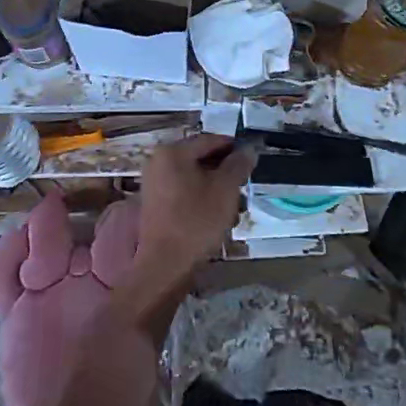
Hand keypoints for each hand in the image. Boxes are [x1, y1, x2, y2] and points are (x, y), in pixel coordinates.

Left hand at [133, 134, 254, 282]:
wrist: (165, 265)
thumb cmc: (197, 221)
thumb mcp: (225, 189)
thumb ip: (238, 164)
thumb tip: (248, 149)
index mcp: (172, 152)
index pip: (210, 140)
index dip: (233, 147)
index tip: (252, 158)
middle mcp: (158, 162)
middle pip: (200, 158)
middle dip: (225, 171)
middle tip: (245, 184)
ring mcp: (154, 184)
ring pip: (193, 177)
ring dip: (216, 187)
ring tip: (235, 205)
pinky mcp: (155, 205)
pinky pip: (183, 192)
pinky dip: (201, 198)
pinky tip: (218, 215)